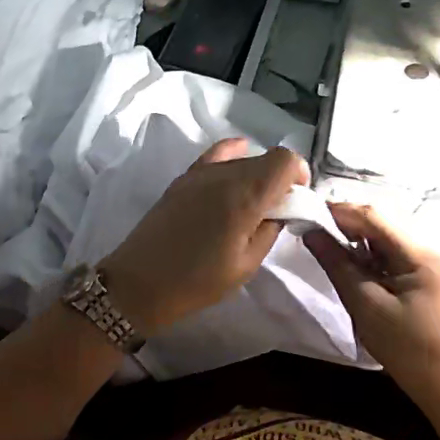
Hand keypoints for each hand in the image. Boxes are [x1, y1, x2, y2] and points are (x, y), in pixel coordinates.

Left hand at [99, 139, 309, 334]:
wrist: (139, 284)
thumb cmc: (197, 282)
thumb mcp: (246, 264)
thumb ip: (271, 229)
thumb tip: (283, 209)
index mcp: (244, 196)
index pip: (286, 160)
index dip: (299, 177)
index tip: (296, 202)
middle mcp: (224, 174)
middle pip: (266, 157)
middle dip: (280, 178)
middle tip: (276, 210)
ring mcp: (200, 172)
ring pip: (244, 157)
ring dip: (257, 174)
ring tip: (251, 205)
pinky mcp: (183, 177)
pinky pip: (217, 155)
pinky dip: (234, 158)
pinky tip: (236, 176)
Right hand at [302, 203, 439, 393]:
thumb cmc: (404, 346)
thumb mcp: (364, 304)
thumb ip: (337, 264)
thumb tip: (311, 233)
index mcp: (420, 254)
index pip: (375, 216)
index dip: (340, 212)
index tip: (309, 216)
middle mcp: (430, 248)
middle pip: (383, 221)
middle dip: (348, 224)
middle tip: (317, 234)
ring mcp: (432, 260)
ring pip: (387, 235)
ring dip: (359, 238)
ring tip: (332, 250)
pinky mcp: (428, 273)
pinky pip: (395, 252)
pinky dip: (372, 254)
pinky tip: (356, 266)